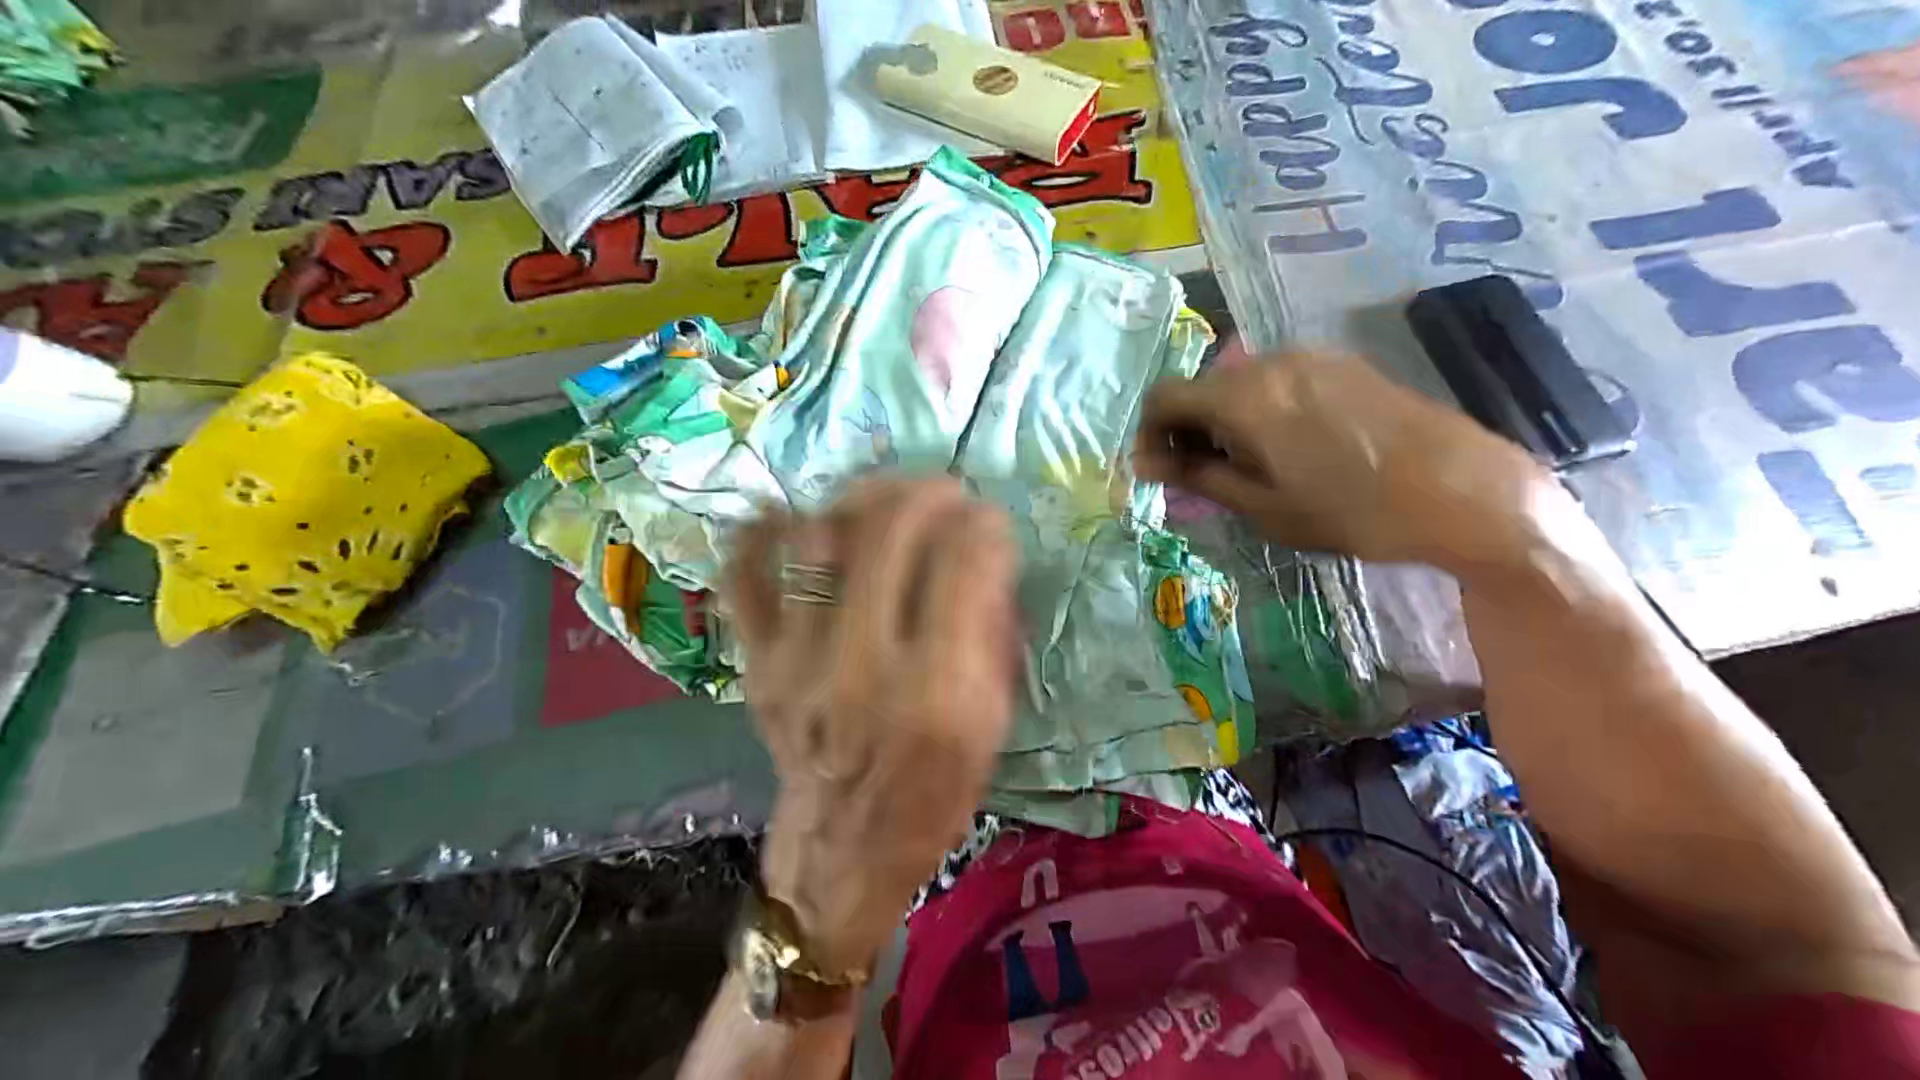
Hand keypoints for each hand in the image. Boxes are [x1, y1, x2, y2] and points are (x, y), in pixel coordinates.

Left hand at [724, 475, 1018, 974]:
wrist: (841, 851)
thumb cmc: (931, 795)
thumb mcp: (991, 727)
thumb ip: (991, 635)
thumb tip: (984, 551)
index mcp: (938, 695)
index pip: (964, 565)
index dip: (985, 526)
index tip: (991, 522)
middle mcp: (862, 668)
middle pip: (890, 533)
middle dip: (928, 493)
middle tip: (945, 492)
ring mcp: (796, 661)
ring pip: (820, 539)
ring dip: (862, 498)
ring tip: (887, 497)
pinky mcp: (755, 662)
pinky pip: (745, 577)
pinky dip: (763, 532)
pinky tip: (792, 512)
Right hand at [1134, 350, 1553, 572]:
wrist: (1463, 490)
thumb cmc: (1351, 510)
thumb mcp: (1263, 506)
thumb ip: (1198, 477)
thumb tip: (1146, 462)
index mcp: (1243, 398)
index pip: (1164, 397)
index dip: (1149, 433)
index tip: (1159, 471)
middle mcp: (1270, 363)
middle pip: (1200, 387)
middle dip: (1187, 430)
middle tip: (1202, 477)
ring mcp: (1311, 359)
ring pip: (1238, 384)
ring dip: (1223, 421)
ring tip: (1248, 467)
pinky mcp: (1342, 365)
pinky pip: (1276, 381)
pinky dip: (1259, 410)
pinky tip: (1288, 448)